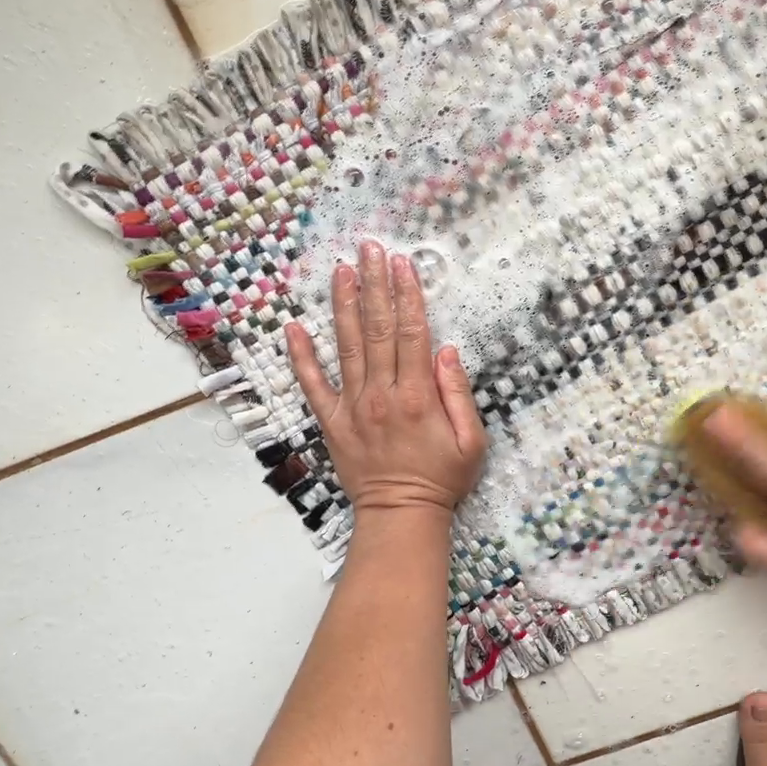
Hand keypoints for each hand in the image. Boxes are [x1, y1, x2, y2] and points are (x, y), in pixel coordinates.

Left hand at [286, 240, 486, 517]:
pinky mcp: (332, 422)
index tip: (403, 264)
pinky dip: (302, 356)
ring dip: (343, 306)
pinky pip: (313, 385)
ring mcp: (353, 407)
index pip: (412, 334)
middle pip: (377, 330)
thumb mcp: (472, 441)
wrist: (402, 515)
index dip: (407, 296)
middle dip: (375, 286)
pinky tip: (294, 327)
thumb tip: (446, 350)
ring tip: (341, 271)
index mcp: (417, 396)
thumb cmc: (443, 478)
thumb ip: (458, 394)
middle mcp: (382, 394)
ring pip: (346, 347)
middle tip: (370, 250)